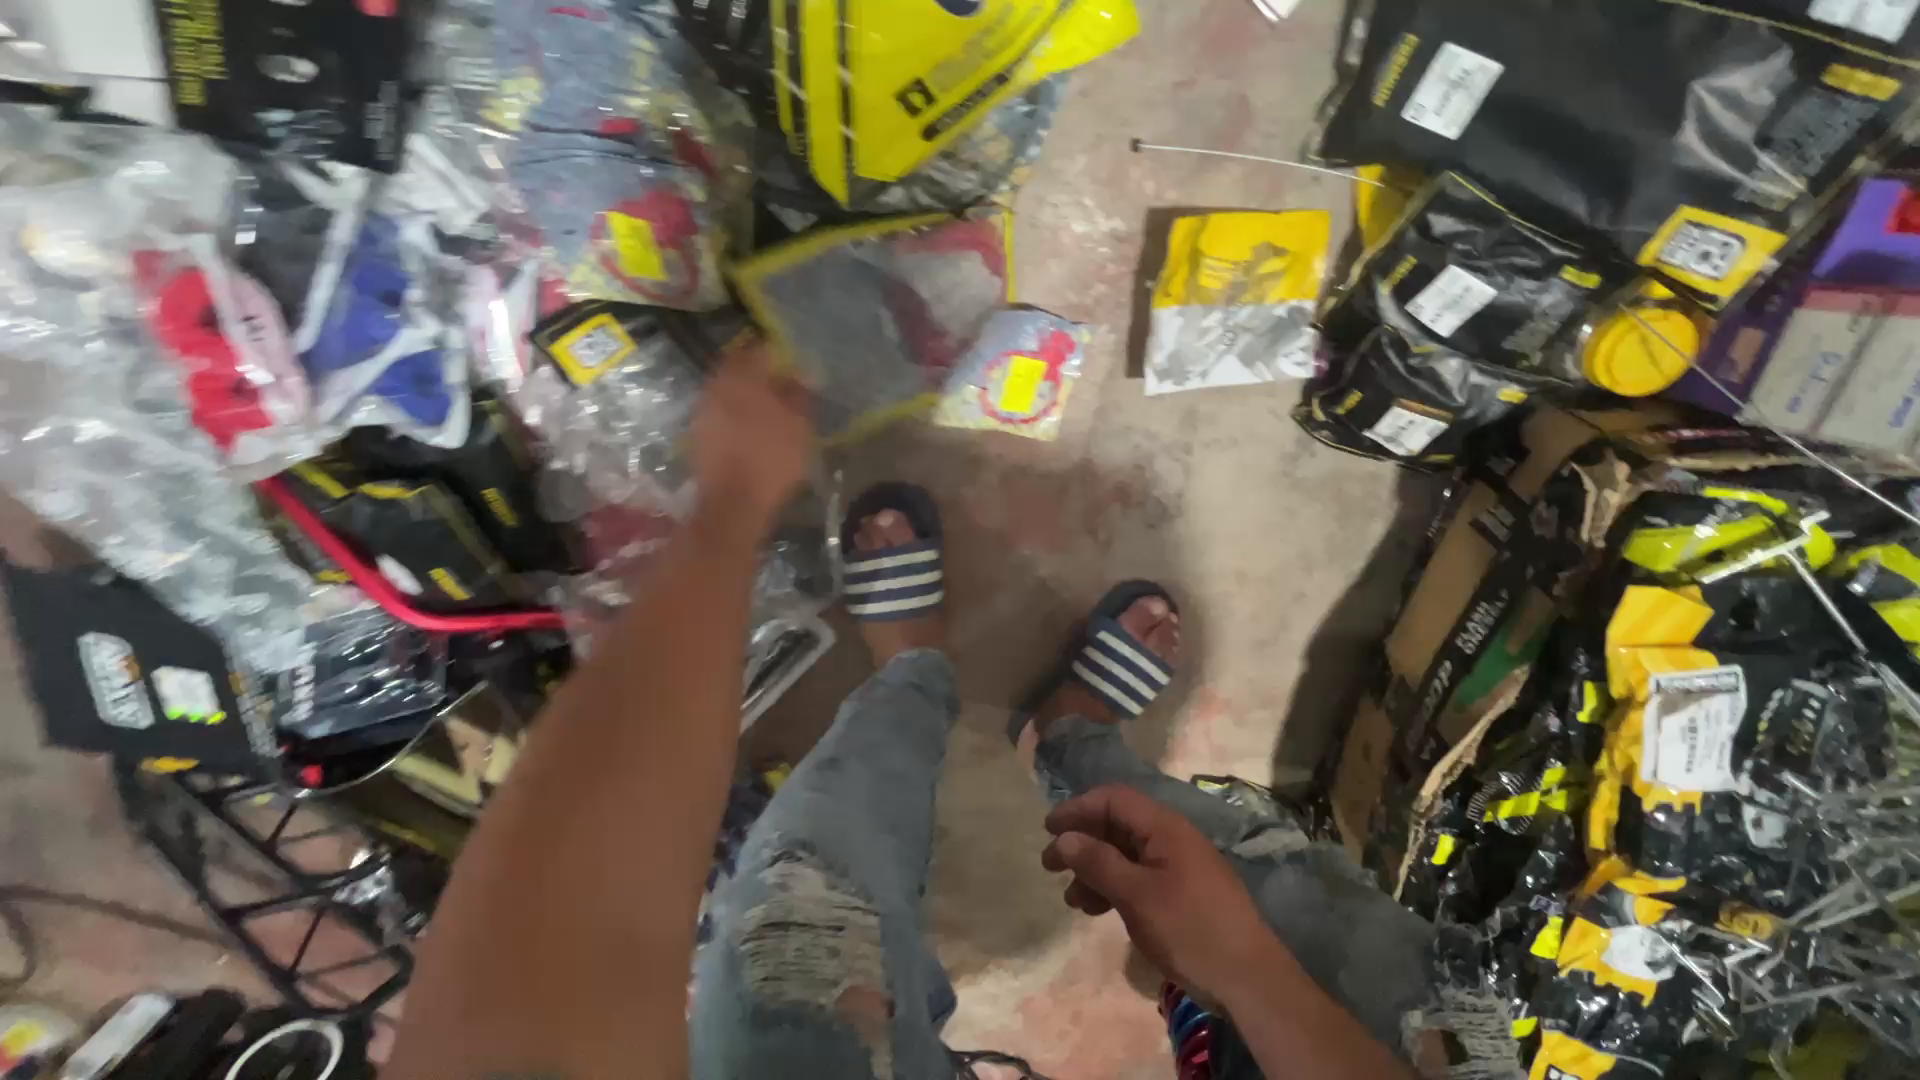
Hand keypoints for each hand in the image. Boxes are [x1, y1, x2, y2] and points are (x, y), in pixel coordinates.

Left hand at [688, 339, 813, 531]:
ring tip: (768, 411)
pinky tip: (752, 432)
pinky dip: (736, 418)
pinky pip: (721, 415)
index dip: (776, 352)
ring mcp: (703, 412)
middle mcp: (716, 386)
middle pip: (737, 369)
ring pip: (727, 392)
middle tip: (780, 385)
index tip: (791, 362)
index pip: (757, 348)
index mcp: (741, 376)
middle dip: (758, 374)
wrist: (734, 503)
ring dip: (745, 397)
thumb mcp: (800, 424)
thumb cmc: (772, 457)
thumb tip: (799, 374)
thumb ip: (799, 394)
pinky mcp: (699, 436)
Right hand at [1042, 785, 1283, 1004]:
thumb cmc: (1190, 929)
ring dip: (1094, 870)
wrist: (1250, 980)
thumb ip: (1098, 862)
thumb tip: (1065, 837)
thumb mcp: (1137, 895)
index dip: (1077, 808)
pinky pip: (1139, 877)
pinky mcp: (1182, 893)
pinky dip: (1114, 887)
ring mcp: (1179, 866)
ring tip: (1072, 900)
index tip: (1048, 830)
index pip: (1113, 799)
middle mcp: (1171, 838)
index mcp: (1164, 827)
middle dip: (1081, 842)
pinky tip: (1097, 910)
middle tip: (1049, 866)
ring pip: (1125, 854)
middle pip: (1117, 825)